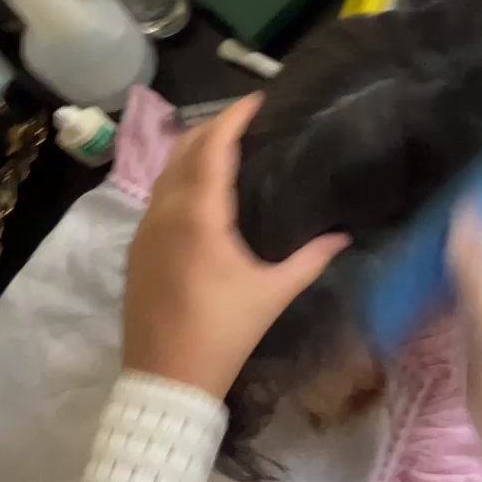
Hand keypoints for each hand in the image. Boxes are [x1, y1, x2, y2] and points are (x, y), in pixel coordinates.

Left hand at [123, 93, 350, 399]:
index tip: (257, 100)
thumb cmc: (223, 334)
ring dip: (193, 147)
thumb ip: (310, 260)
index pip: (213, 149)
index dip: (233, 118)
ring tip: (224, 141)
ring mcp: (145, 228)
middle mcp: (166, 212)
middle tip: (246, 118)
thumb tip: (344, 236)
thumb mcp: (272, 294)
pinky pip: (157, 193)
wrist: (164, 380)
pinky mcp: (137, 246)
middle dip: (213, 125)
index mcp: (199, 217)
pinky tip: (198, 183)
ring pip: (166, 170)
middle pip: (185, 149)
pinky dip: (178, 173)